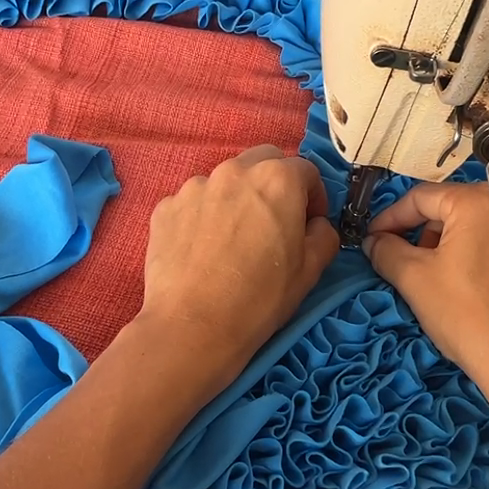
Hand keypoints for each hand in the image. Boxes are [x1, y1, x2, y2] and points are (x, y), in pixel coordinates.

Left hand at [133, 146, 339, 393]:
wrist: (193, 326)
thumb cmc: (260, 298)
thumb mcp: (311, 270)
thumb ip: (323, 235)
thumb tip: (315, 225)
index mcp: (276, 179)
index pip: (306, 171)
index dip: (314, 197)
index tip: (309, 224)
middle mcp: (233, 171)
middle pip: (262, 162)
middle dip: (275, 183)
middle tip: (274, 221)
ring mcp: (194, 187)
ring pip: (224, 181)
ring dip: (236, 199)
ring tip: (233, 240)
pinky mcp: (165, 207)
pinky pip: (192, 204)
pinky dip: (202, 217)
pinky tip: (202, 252)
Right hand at [363, 183, 488, 386]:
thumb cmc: (470, 318)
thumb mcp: (415, 281)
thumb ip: (386, 251)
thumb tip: (375, 241)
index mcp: (480, 201)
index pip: (420, 197)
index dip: (389, 219)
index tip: (372, 241)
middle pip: (455, 209)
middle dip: (424, 233)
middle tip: (406, 265)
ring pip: (483, 228)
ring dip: (454, 246)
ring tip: (442, 282)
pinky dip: (485, 259)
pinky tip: (478, 294)